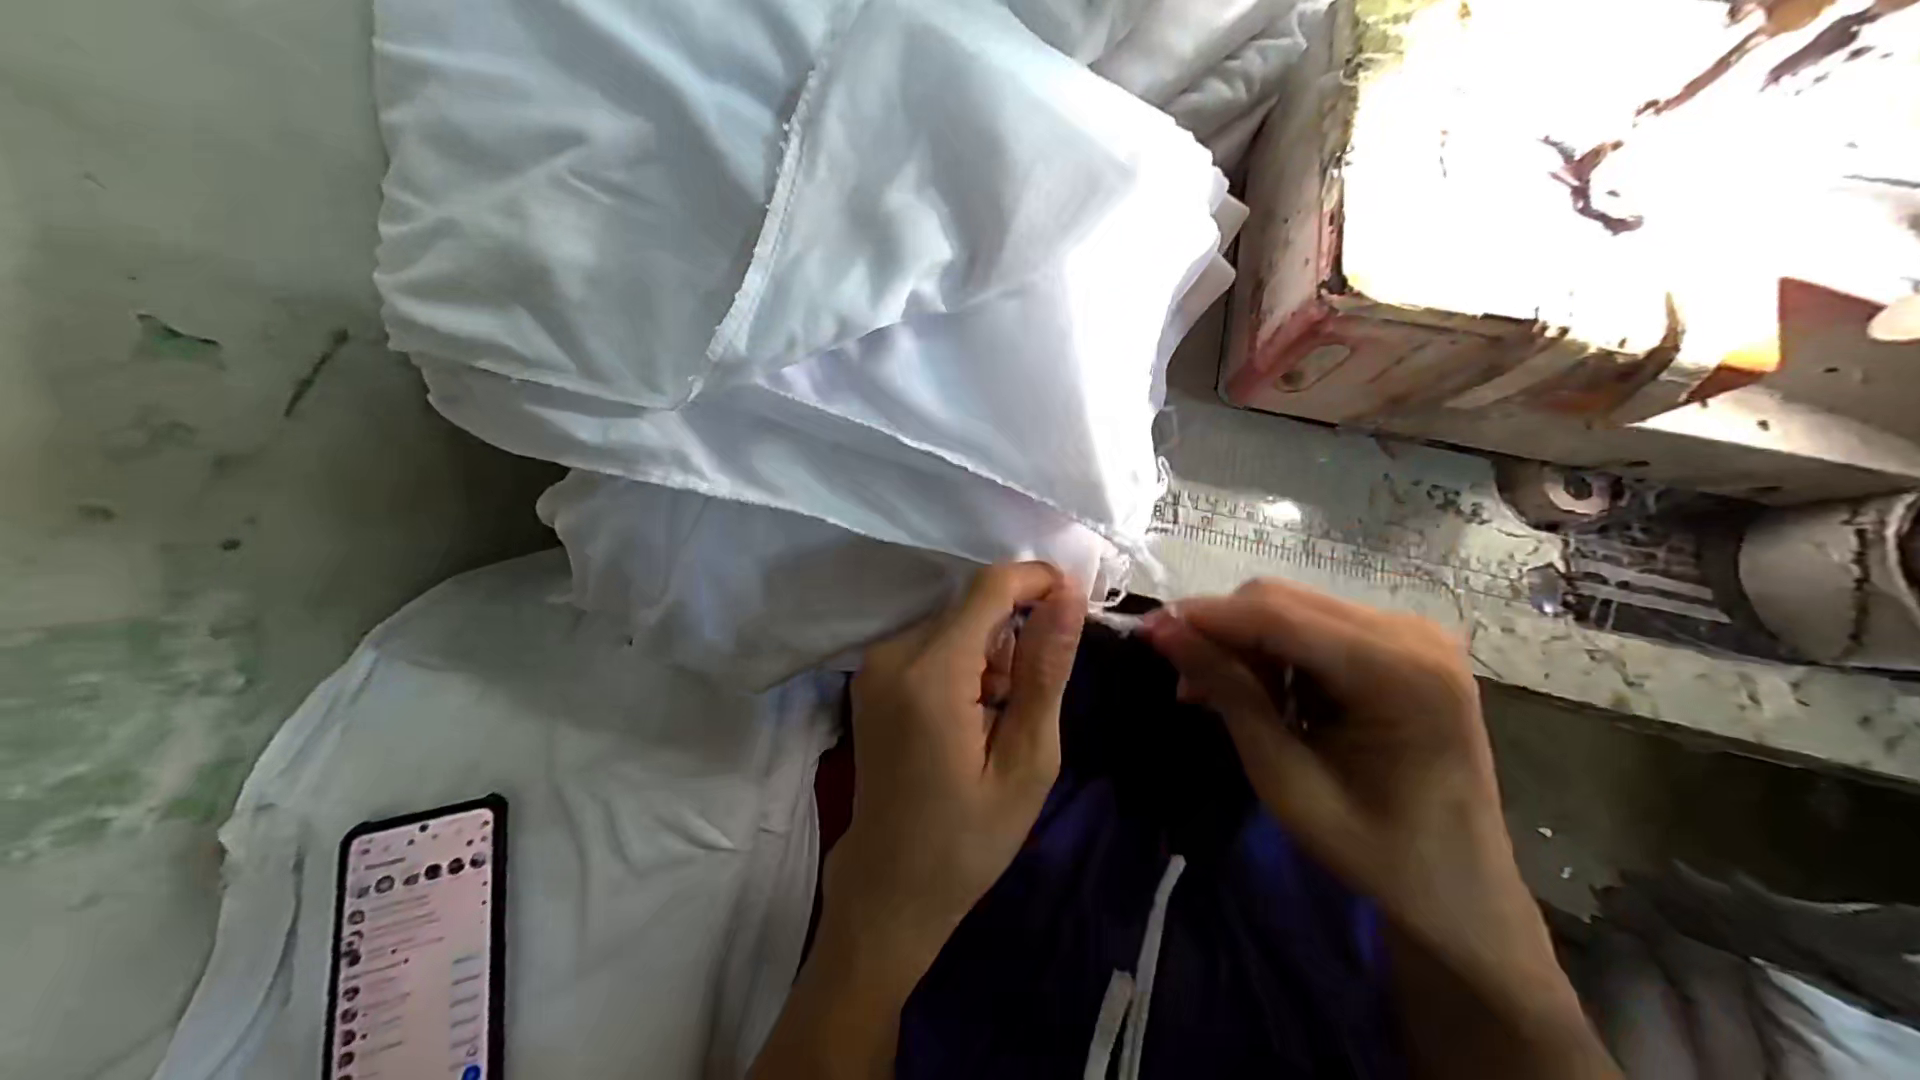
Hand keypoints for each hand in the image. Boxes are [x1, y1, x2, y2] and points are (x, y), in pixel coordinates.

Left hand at [833, 561, 1083, 972]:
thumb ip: (1045, 670)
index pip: (989, 587)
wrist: (892, 884)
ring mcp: (874, 664)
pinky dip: (962, 663)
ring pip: (954, 622)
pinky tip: (968, 715)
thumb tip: (1067, 595)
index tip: (1074, 606)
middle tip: (1025, 701)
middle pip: (972, 605)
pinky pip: (931, 641)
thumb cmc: (969, 836)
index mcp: (930, 674)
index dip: (1037, 581)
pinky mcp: (870, 676)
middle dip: (1014, 634)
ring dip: (989, 653)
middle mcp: (892, 654)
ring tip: (995, 718)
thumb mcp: (1028, 759)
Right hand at [1140, 580, 1548, 1000]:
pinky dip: (1271, 650)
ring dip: (1242, 644)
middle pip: (1283, 600)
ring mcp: (1413, 633)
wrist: (1457, 889)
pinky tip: (1259, 691)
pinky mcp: (1401, 642)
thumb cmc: (1373, 850)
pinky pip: (1312, 624)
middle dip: (1221, 633)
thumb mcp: (1283, 777)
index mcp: (1403, 673)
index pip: (1278, 615)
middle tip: (1186, 687)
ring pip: (1291, 607)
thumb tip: (1163, 631)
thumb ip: (1228, 693)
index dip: (1204, 617)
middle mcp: (1414, 633)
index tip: (1145, 630)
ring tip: (1214, 696)